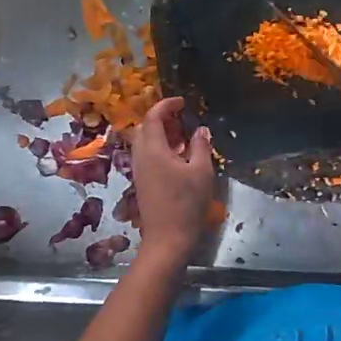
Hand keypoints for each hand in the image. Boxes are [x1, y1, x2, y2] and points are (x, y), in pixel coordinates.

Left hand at [132, 97, 215, 259]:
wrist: (168, 238)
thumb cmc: (187, 203)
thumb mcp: (201, 172)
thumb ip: (200, 146)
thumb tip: (200, 129)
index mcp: (152, 149)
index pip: (152, 117)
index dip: (165, 105)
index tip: (181, 101)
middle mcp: (140, 156)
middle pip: (144, 127)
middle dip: (161, 118)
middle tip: (182, 118)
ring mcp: (138, 170)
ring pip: (144, 142)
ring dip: (160, 134)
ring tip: (183, 136)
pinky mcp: (141, 181)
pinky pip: (146, 155)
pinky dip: (159, 147)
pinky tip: (177, 156)